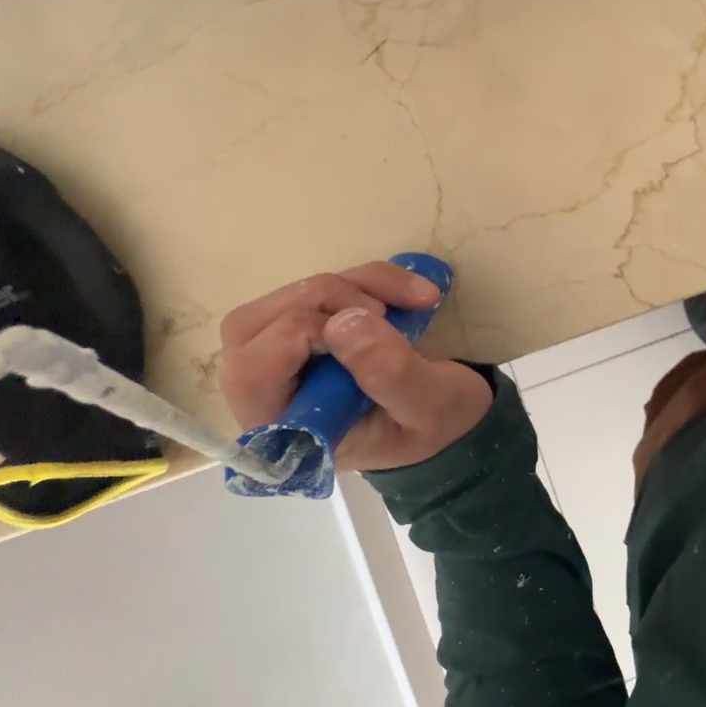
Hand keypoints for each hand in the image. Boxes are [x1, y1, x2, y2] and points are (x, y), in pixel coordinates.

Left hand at [218, 262, 492, 471]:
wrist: (452, 415)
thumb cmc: (437, 426)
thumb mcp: (431, 407)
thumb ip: (391, 375)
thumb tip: (344, 321)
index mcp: (288, 427)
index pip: (254, 369)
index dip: (304, 333)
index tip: (378, 331)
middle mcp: (270, 393)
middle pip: (253, 324)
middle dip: (323, 300)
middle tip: (386, 312)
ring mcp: (285, 358)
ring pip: (288, 297)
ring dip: (357, 284)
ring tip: (415, 301)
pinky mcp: (312, 330)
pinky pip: (324, 287)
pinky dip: (371, 279)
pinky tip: (412, 293)